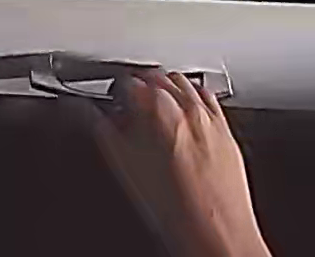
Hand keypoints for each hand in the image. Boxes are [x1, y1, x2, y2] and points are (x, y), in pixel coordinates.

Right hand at [83, 70, 270, 256]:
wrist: (217, 237)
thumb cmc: (175, 209)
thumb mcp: (125, 166)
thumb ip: (104, 130)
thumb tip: (90, 114)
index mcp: (153, 107)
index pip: (128, 81)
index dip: (117, 91)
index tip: (115, 101)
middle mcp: (182, 103)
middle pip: (155, 76)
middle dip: (141, 85)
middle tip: (133, 101)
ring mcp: (205, 113)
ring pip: (181, 82)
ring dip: (166, 87)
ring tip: (157, 104)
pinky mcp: (224, 127)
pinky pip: (207, 96)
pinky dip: (193, 96)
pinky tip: (187, 110)